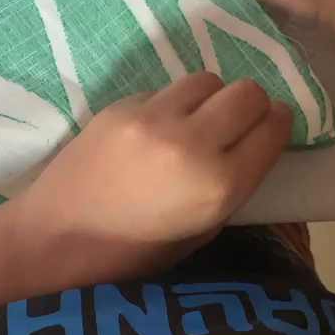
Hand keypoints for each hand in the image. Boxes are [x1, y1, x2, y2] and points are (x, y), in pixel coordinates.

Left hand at [5, 73, 292, 281]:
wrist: (57, 239)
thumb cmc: (135, 254)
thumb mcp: (203, 233)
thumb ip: (234, 185)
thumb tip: (251, 145)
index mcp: (219, 186)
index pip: (273, 127)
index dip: (277, 125)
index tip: (269, 130)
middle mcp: (193, 144)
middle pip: (248, 92)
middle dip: (251, 106)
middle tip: (235, 125)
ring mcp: (154, 119)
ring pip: (208, 79)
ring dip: (212, 98)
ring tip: (195, 123)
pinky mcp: (123, 105)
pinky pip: (167, 90)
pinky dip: (172, 105)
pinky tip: (155, 131)